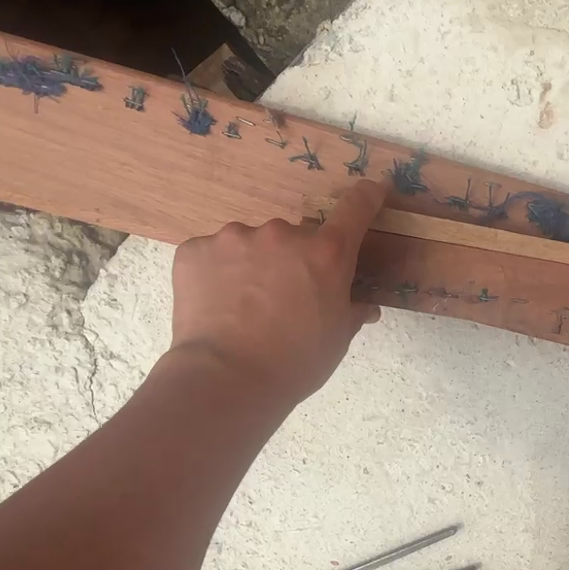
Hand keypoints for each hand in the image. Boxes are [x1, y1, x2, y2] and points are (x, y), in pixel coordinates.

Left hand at [167, 179, 389, 406]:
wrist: (227, 378)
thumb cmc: (297, 361)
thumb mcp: (338, 338)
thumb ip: (352, 311)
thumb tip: (363, 305)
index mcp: (326, 254)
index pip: (355, 210)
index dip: (367, 197)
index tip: (373, 191)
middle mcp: (283, 234)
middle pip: (296, 238)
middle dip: (296, 261)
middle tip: (288, 299)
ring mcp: (234, 238)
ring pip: (253, 245)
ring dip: (256, 266)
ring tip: (248, 307)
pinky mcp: (195, 250)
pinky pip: (216, 256)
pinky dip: (221, 275)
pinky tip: (221, 306)